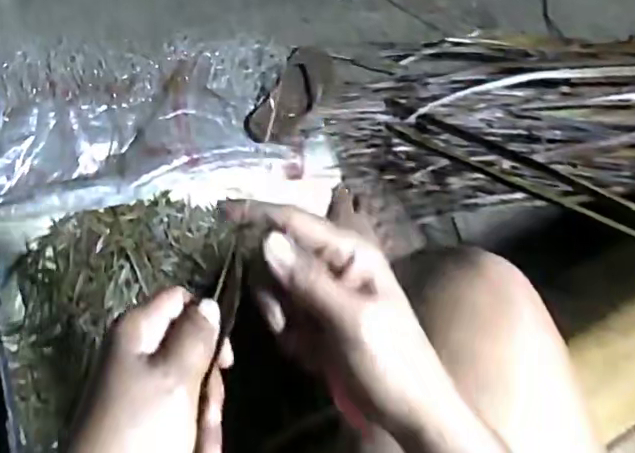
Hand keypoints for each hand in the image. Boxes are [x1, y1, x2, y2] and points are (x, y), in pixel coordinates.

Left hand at [69, 287, 233, 452]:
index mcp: (136, 330)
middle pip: (189, 351)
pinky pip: (180, 424)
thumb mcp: (174, 379)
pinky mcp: (144, 429)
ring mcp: (138, 394)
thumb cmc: (140, 431)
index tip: (226, 360)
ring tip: (199, 446)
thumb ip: (196, 337)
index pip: (179, 300)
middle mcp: (136, 356)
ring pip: (190, 394)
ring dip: (204, 421)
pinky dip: (192, 441)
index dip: (208, 321)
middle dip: (208, 385)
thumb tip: (209, 303)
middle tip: (207, 412)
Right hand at [228, 202, 494, 452]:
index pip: (293, 220)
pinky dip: (284, 330)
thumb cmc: (394, 365)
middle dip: (269, 283)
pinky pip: (281, 310)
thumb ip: (307, 279)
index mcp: (347, 251)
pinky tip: (303, 351)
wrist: (415, 423)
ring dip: (275, 310)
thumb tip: (265, 238)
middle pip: (277, 251)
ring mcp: (322, 291)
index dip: (256, 213)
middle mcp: (331, 263)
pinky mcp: (314, 319)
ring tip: (294, 339)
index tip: (220, 210)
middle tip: (278, 318)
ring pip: (274, 282)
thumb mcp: (352, 320)